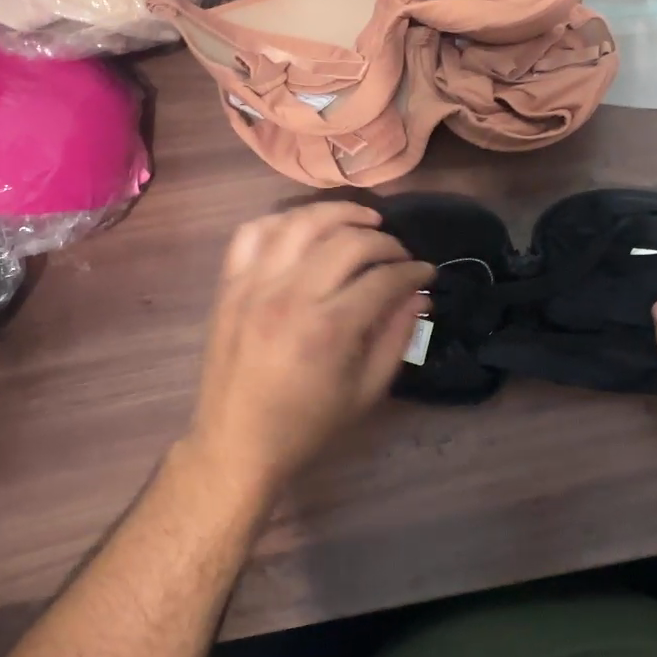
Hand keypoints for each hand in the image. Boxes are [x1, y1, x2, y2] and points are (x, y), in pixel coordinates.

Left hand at [185, 202, 432, 496]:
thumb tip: (419, 296)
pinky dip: (284, 220)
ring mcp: (253, 285)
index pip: (383, 278)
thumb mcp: (367, 392)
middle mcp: (290, 296)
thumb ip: (397, 337)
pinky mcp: (229, 285)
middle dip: (386, 242)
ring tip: (365, 220)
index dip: (414, 272)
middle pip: (348, 241)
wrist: (237, 443)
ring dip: (340, 213)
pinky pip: (254, 232)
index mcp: (328, 330)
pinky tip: (308, 229)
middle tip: (400, 256)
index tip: (428, 273)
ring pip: (301, 222)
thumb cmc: (308, 425)